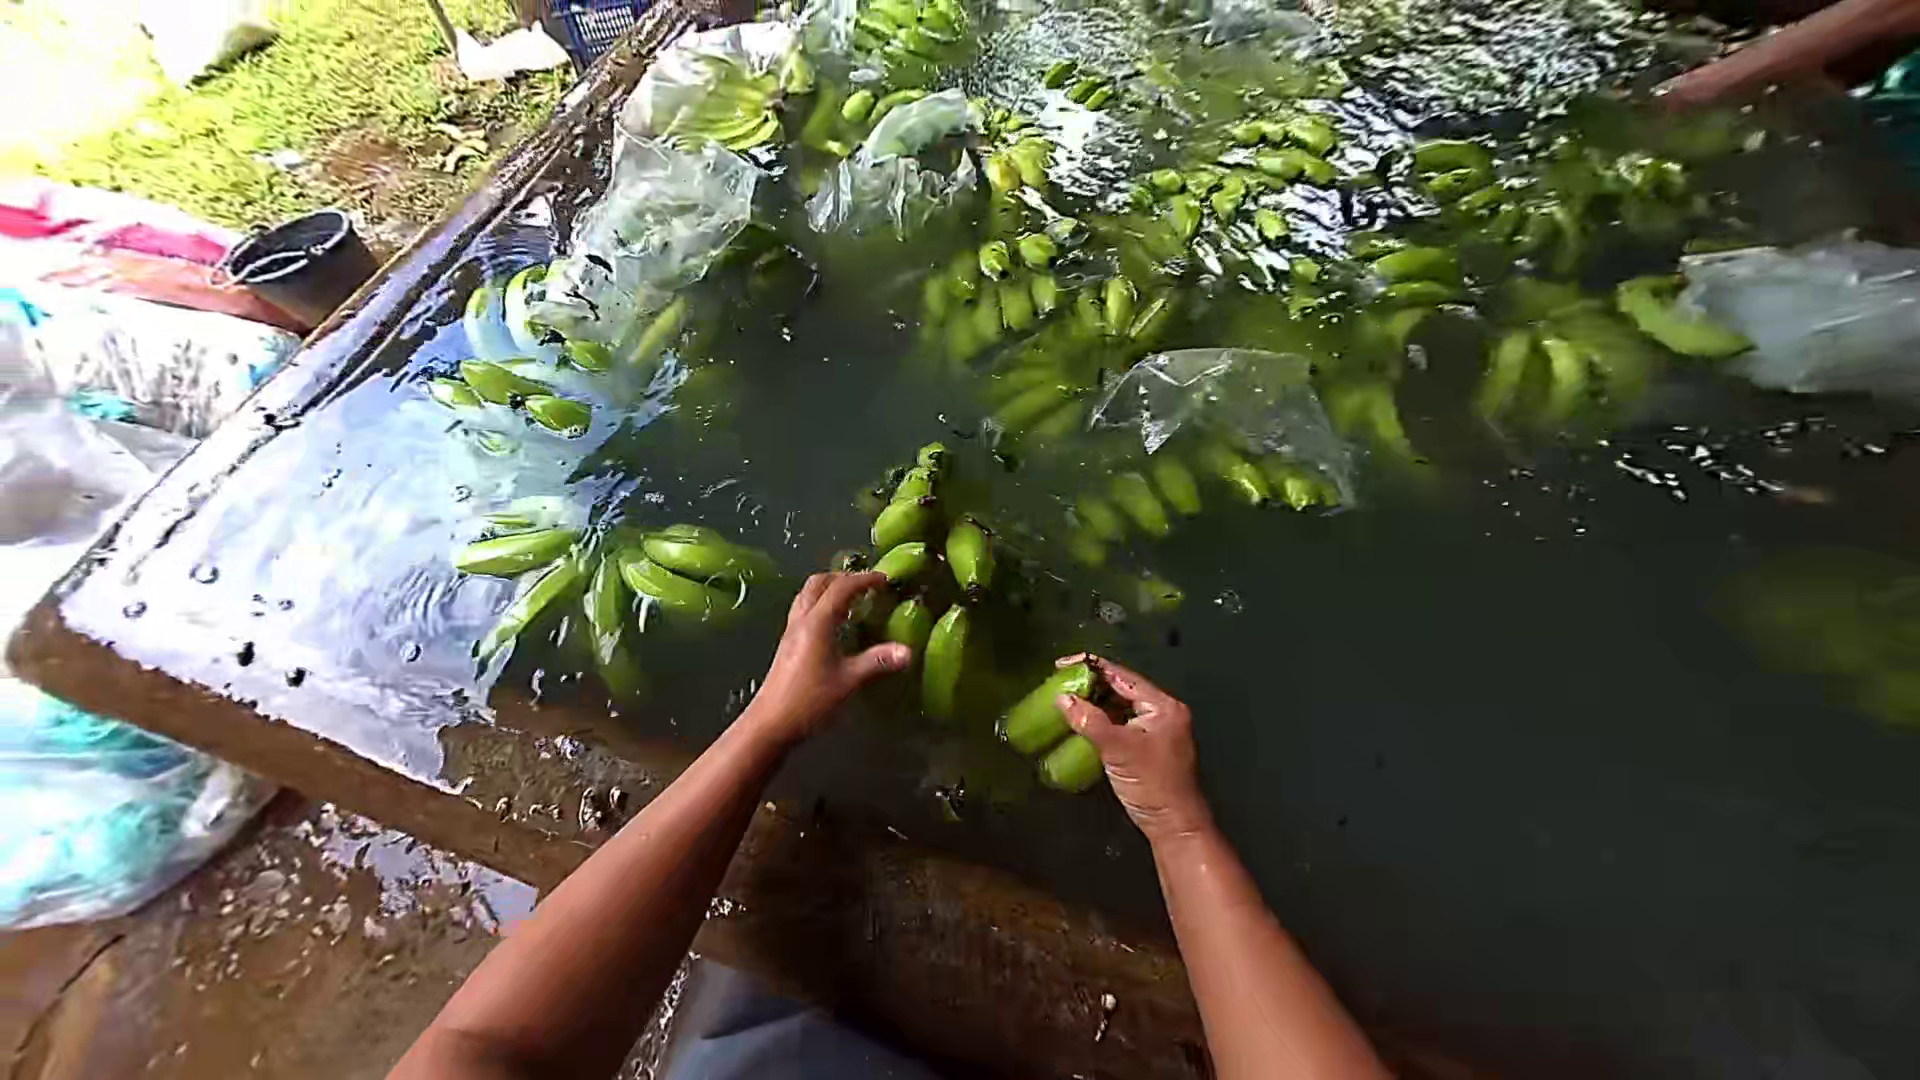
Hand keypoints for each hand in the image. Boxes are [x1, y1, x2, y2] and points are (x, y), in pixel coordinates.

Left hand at [745, 572, 910, 745]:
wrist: (770, 724)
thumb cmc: (810, 701)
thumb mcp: (849, 681)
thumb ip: (878, 662)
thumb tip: (908, 651)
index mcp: (817, 622)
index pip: (841, 588)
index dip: (864, 579)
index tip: (884, 580)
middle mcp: (802, 620)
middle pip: (819, 582)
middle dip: (844, 577)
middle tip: (866, 584)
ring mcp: (791, 630)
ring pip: (808, 594)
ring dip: (829, 587)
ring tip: (851, 597)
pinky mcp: (787, 643)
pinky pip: (804, 608)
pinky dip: (821, 602)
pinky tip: (834, 621)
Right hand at [1053, 654, 1212, 844]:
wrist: (1174, 826)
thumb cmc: (1151, 784)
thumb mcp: (1118, 748)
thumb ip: (1089, 721)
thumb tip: (1062, 698)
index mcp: (1162, 705)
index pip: (1122, 676)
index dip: (1092, 667)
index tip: (1063, 664)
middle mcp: (1162, 711)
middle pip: (1121, 688)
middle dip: (1091, 683)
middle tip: (1061, 680)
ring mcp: (1156, 729)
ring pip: (1119, 705)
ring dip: (1094, 701)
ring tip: (1066, 696)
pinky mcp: (1147, 745)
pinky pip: (1120, 721)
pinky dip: (1100, 717)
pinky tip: (1081, 718)